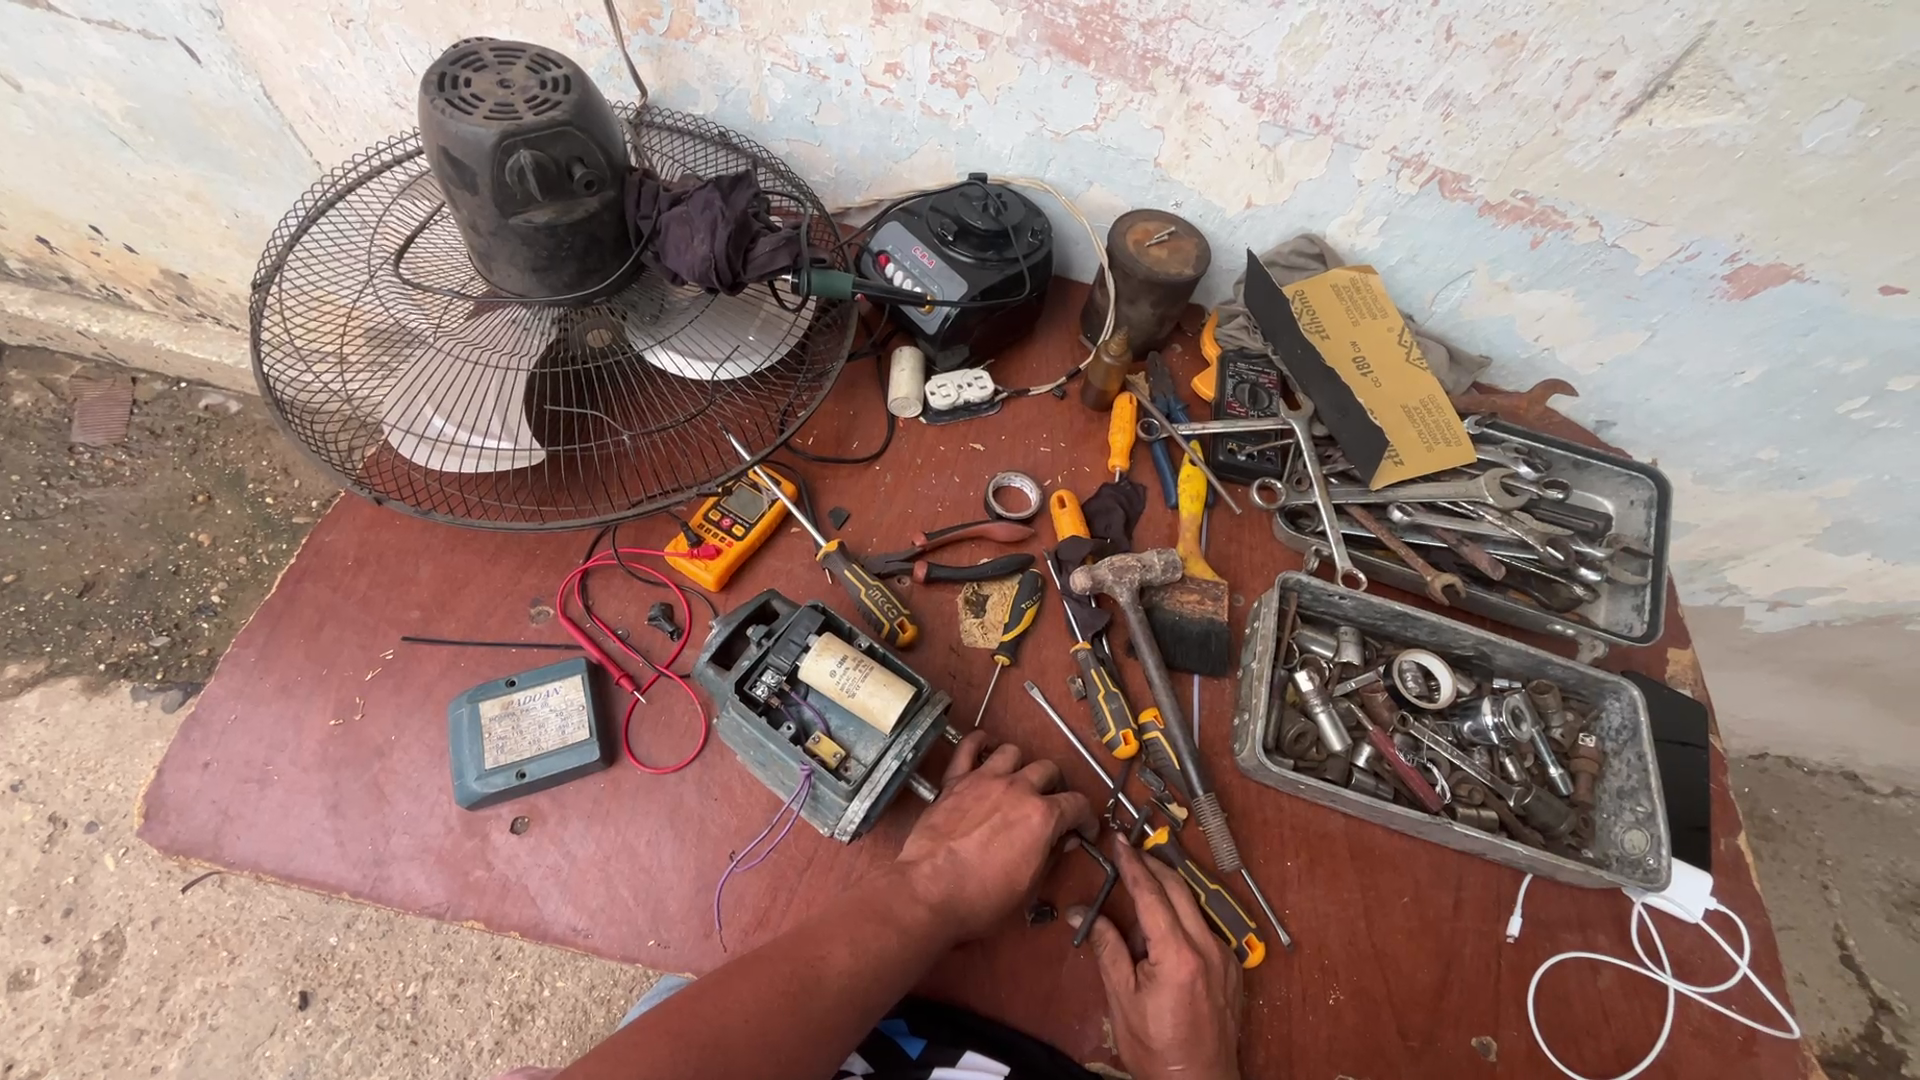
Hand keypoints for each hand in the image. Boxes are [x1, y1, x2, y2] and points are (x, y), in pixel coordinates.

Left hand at [894, 730, 1094, 944]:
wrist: (930, 891)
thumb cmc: (981, 898)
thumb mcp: (1029, 887)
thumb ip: (1051, 856)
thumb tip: (1064, 840)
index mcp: (1042, 816)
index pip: (1077, 803)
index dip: (1086, 817)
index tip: (1083, 828)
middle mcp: (1017, 788)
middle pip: (1048, 770)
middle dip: (1055, 787)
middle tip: (1051, 804)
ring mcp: (984, 779)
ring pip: (1012, 752)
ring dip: (1020, 765)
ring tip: (1018, 781)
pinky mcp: (955, 780)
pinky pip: (968, 747)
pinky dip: (978, 742)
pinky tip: (983, 746)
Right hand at [1068, 840, 1242, 1079]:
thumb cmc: (1154, 1048)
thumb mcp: (1122, 998)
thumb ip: (1107, 946)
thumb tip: (1081, 910)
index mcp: (1178, 954)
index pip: (1152, 893)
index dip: (1132, 863)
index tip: (1118, 840)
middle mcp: (1208, 946)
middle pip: (1178, 887)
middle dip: (1152, 864)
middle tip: (1128, 850)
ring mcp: (1225, 955)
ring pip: (1194, 903)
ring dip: (1167, 885)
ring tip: (1141, 878)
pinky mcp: (1231, 966)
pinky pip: (1204, 925)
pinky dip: (1182, 912)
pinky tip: (1163, 922)